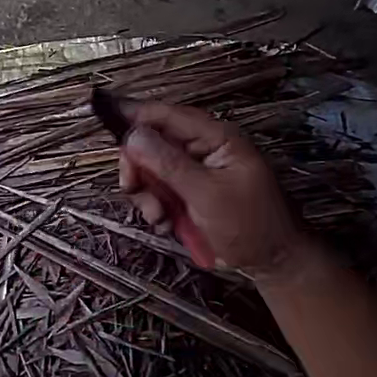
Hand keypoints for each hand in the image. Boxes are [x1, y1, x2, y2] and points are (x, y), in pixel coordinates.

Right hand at [117, 101, 310, 277]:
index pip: (168, 115)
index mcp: (216, 138)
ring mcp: (194, 173)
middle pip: (153, 143)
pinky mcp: (188, 194)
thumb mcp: (206, 194)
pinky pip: (158, 192)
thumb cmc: (250, 225)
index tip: (105, 115)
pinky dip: (155, 207)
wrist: (271, 262)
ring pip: (151, 171)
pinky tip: (167, 224)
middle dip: (139, 167)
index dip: (135, 114)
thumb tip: (134, 135)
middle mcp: (202, 149)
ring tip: (160, 217)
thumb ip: (168, 164)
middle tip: (132, 188)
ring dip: (147, 194)